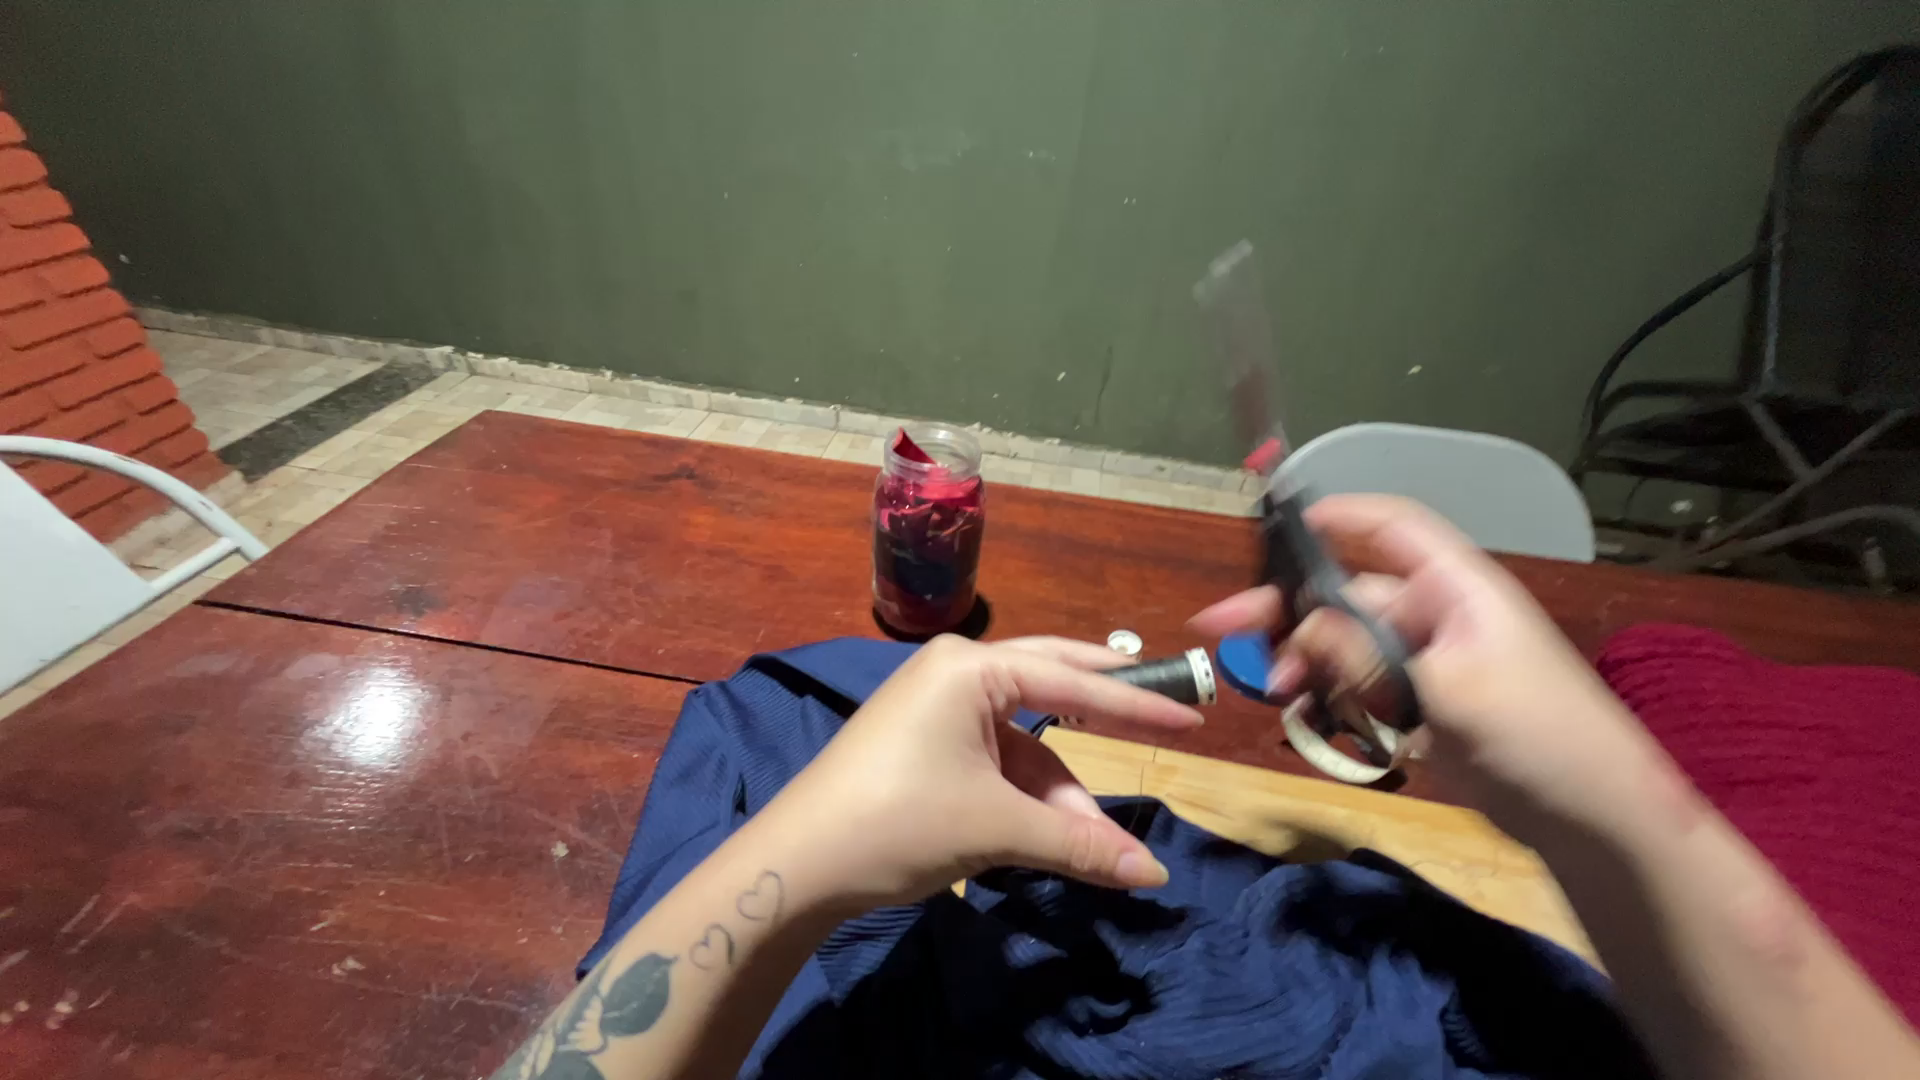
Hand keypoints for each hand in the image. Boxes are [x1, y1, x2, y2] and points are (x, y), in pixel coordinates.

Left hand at [753, 635, 1202, 911]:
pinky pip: (994, 757)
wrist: (799, 864)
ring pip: (1023, 739)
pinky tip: (1053, 834)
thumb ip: (1079, 843)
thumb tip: (1153, 873)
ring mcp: (936, 706)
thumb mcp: (998, 827)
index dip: (1137, 703)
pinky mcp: (926, 741)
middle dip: (1105, 707)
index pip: (1071, 679)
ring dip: (1061, 790)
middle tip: (1166, 712)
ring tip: (1099, 844)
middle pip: (1050, 681)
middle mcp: (955, 671)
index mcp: (970, 666)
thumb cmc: (902, 820)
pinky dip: (1027, 793)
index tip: (1193, 716)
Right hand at [1189, 494, 1659, 835]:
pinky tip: (1301, 713)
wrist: (1594, 822)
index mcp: (1454, 588)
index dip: (1336, 517)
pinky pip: (1353, 685)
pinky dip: (1323, 695)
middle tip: (1221, 625)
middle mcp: (1432, 613)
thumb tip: (1301, 628)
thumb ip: (1368, 656)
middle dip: (1285, 608)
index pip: (1391, 527)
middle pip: (1344, 592)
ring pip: (1341, 643)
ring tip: (1275, 690)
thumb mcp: (1449, 690)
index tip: (1274, 529)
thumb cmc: (1539, 735)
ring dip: (1302, 660)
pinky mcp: (1414, 702)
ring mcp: (1421, 660)